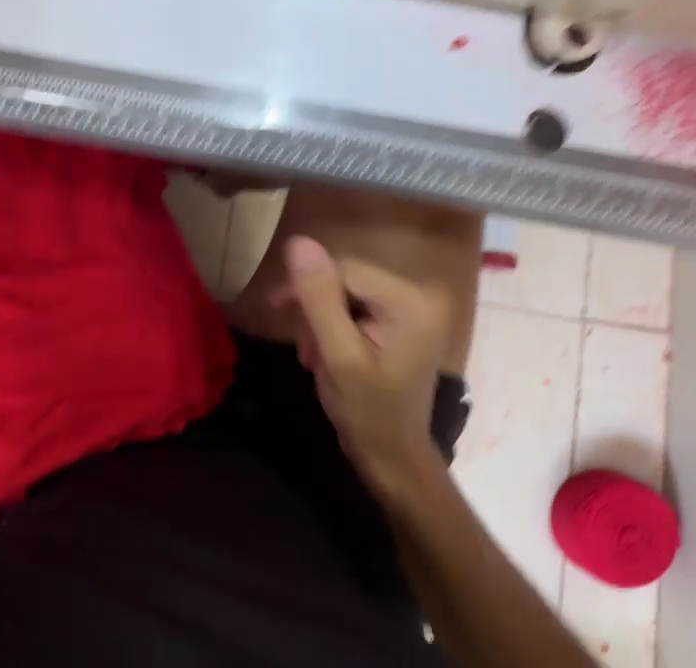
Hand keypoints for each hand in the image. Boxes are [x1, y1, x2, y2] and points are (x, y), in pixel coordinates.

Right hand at [286, 236, 450, 485]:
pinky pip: (359, 303)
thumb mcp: (336, 354)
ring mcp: (416, 307)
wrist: (392, 454)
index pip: (344, 269)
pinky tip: (330, 350)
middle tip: (304, 348)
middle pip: (347, 278)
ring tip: (316, 355)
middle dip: (316, 308)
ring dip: (323, 318)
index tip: (275, 308)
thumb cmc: (365, 410)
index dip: (305, 284)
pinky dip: (337, 324)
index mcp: (411, 301)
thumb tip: (297, 242)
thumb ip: (318, 297)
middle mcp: (421, 294)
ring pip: (348, 290)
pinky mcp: (405, 318)